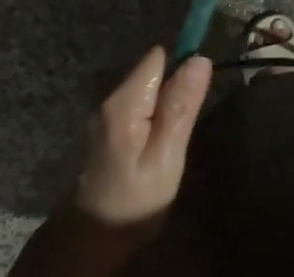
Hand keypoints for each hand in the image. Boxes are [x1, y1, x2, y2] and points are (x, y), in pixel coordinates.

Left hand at [74, 47, 212, 227]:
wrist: (94, 237)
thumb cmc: (136, 200)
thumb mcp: (166, 156)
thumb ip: (180, 107)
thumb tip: (200, 59)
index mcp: (124, 101)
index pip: (158, 56)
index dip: (183, 62)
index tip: (198, 90)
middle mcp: (110, 97)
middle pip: (150, 69)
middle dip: (174, 84)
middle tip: (186, 122)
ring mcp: (106, 111)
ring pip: (145, 87)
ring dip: (165, 100)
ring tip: (175, 134)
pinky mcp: (107, 125)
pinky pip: (137, 102)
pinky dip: (152, 112)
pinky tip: (158, 140)